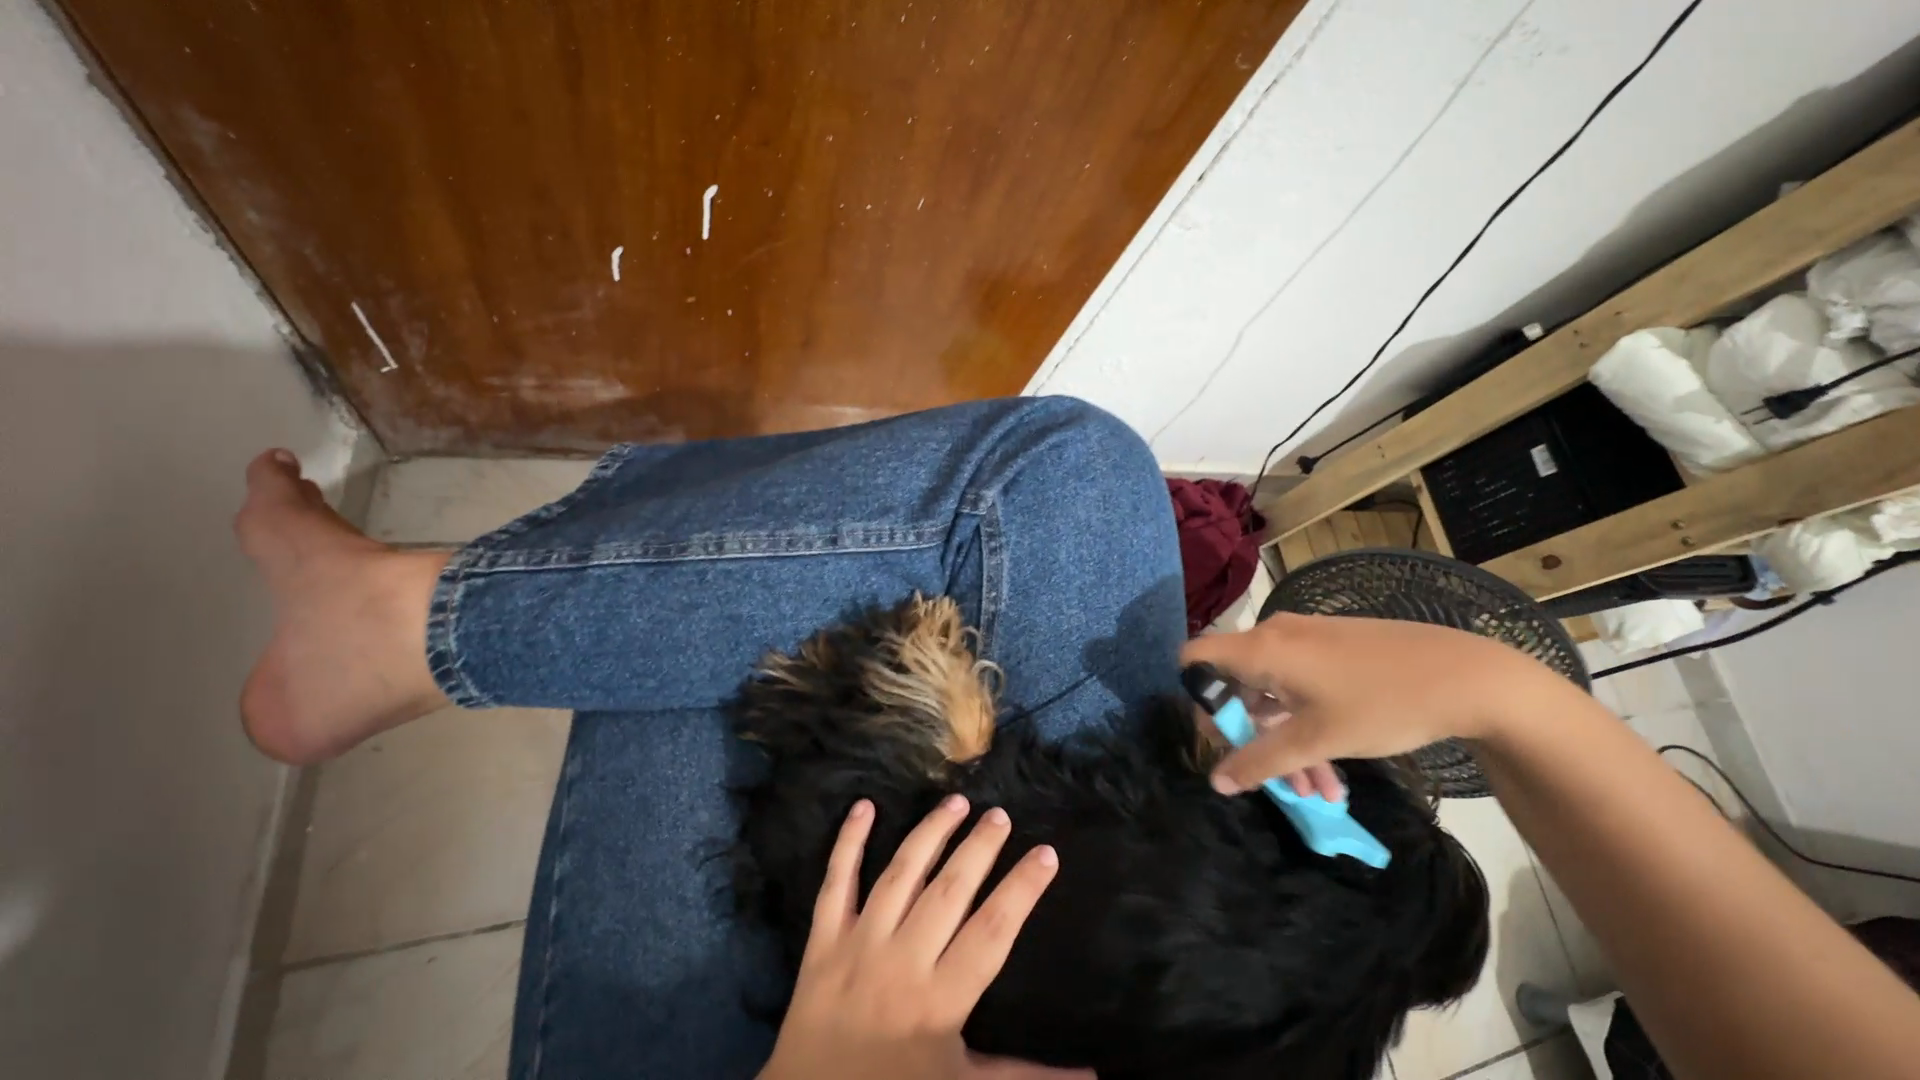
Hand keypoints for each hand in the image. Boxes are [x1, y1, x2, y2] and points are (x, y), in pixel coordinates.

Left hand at [759, 796, 1083, 1079]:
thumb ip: (1026, 1074)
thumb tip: (1092, 1075)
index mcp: (941, 998)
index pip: (992, 931)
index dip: (1021, 890)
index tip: (1045, 854)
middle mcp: (903, 960)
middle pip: (949, 891)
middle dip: (978, 848)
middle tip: (999, 815)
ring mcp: (860, 943)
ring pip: (900, 875)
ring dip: (930, 834)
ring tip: (955, 802)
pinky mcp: (823, 940)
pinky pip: (835, 883)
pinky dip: (848, 842)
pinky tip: (863, 806)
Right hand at [1182, 613, 1564, 795]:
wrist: (1467, 676)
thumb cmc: (1382, 704)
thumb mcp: (1316, 740)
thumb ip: (1259, 761)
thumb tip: (1215, 781)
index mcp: (1261, 648)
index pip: (1194, 658)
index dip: (1192, 699)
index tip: (1215, 740)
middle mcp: (1276, 636)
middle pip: (1238, 686)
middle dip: (1252, 739)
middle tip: (1277, 784)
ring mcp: (1307, 640)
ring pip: (1274, 694)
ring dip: (1285, 742)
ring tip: (1319, 791)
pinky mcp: (1334, 649)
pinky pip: (1299, 687)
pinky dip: (1305, 724)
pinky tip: (1332, 768)